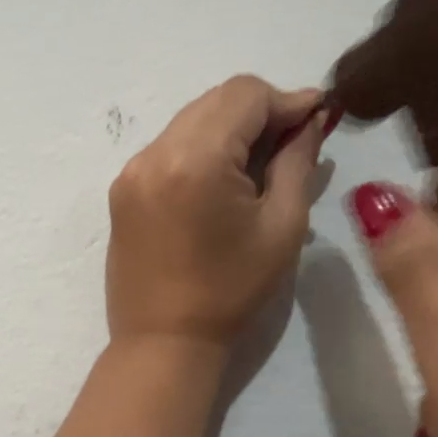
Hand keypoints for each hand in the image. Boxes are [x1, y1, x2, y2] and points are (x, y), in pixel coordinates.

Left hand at [106, 77, 329, 347]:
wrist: (162, 342)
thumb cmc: (231, 292)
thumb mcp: (282, 225)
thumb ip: (297, 160)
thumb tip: (308, 120)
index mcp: (195, 159)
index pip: (246, 94)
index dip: (286, 101)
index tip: (315, 122)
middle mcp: (154, 154)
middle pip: (214, 102)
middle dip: (257, 113)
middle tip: (289, 145)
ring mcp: (131, 173)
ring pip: (188, 122)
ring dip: (226, 131)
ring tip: (254, 168)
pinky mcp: (121, 192)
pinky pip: (166, 150)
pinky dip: (197, 151)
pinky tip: (218, 183)